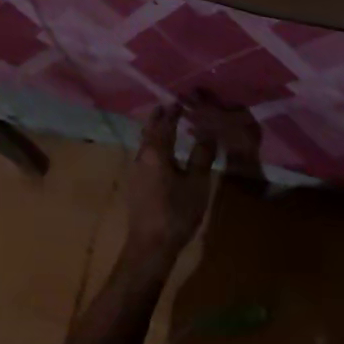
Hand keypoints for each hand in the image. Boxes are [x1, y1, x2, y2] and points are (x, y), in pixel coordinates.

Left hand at [124, 102, 219, 257]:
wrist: (151, 244)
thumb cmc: (176, 212)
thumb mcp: (197, 182)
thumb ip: (201, 156)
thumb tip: (207, 133)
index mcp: (155, 152)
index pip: (164, 124)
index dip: (173, 111)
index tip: (181, 99)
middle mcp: (141, 157)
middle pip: (150, 131)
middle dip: (159, 118)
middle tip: (170, 106)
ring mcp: (136, 171)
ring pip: (145, 144)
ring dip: (155, 132)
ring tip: (168, 125)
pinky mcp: (136, 184)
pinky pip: (145, 156)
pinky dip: (154, 146)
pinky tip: (163, 153)